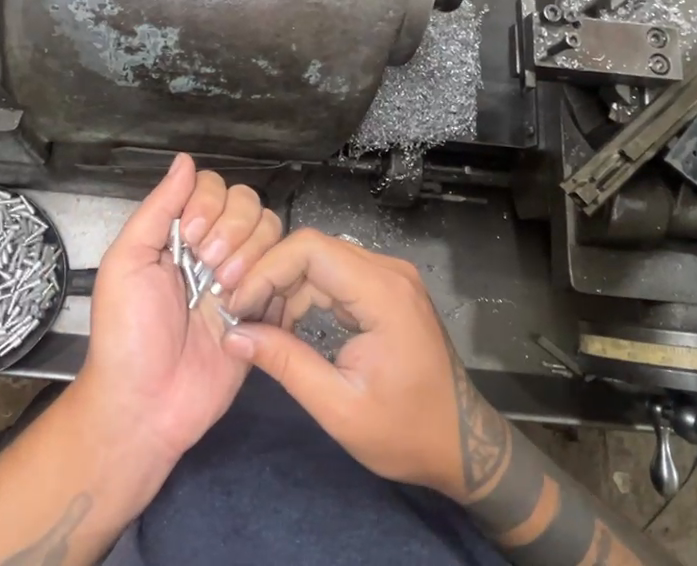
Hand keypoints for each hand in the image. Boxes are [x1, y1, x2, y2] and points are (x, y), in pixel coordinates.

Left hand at [71, 154, 285, 463]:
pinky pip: (286, 276)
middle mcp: (212, 249)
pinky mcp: (263, 312)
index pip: (211, 188)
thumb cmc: (127, 333)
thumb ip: (157, 208)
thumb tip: (184, 159)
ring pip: (272, 234)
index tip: (187, 238)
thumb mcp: (126, 262)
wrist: (146, 404)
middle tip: (206, 267)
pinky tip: (248, 305)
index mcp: (177, 234)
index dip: (207, 204)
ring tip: (226, 292)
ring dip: (252, 256)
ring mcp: (240, 279)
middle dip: (232, 230)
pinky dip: (273, 282)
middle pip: (248, 204)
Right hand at [220, 230, 505, 501]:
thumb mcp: (339, 408)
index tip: (237, 306)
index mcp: (384, 293)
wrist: (463, 445)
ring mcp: (391, 278)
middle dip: (270, 278)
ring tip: (258, 326)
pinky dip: (304, 294)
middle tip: (240, 317)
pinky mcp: (387, 290)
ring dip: (284, 287)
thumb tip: (233, 336)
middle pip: (313, 249)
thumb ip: (285, 364)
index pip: (310, 249)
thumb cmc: (406, 432)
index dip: (266, 270)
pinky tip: (285, 325)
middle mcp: (390, 272)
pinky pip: (335, 276)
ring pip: (320, 260)